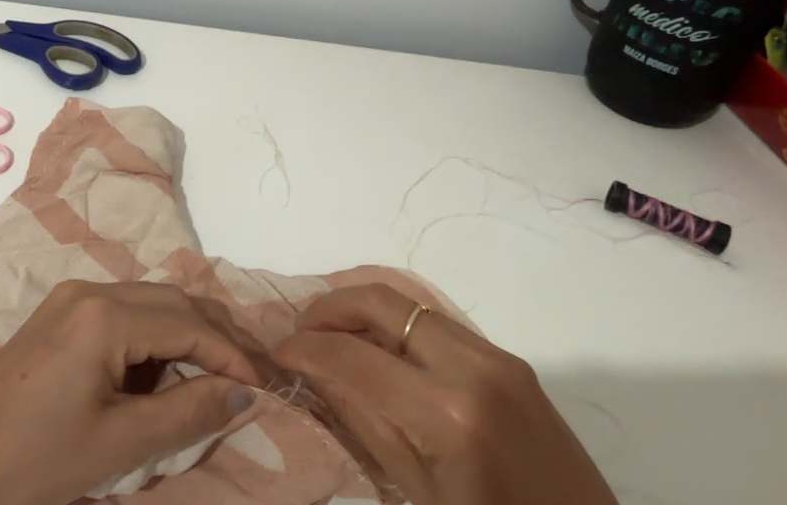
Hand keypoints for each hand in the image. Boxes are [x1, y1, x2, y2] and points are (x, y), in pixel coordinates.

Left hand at [0, 280, 260, 504]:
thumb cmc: (36, 460)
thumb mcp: (121, 442)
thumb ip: (189, 412)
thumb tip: (243, 394)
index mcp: (103, 314)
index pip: (188, 323)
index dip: (232, 356)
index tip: (266, 390)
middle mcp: (86, 291)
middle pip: (170, 301)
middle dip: (214, 337)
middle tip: (249, 380)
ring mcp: (65, 301)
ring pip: (145, 305)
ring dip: (182, 337)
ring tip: (213, 382)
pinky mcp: (53, 319)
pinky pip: (117, 316)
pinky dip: (149, 341)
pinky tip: (159, 378)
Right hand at [273, 284, 616, 504]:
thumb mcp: (416, 491)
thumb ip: (363, 422)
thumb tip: (314, 374)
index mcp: (445, 415)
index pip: (351, 356)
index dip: (304, 348)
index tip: (277, 353)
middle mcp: (471, 368)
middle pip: (380, 302)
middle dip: (328, 307)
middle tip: (299, 330)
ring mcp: (496, 357)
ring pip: (408, 302)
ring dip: (361, 310)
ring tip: (332, 335)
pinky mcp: (509, 358)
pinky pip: (437, 322)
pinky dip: (397, 324)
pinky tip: (379, 349)